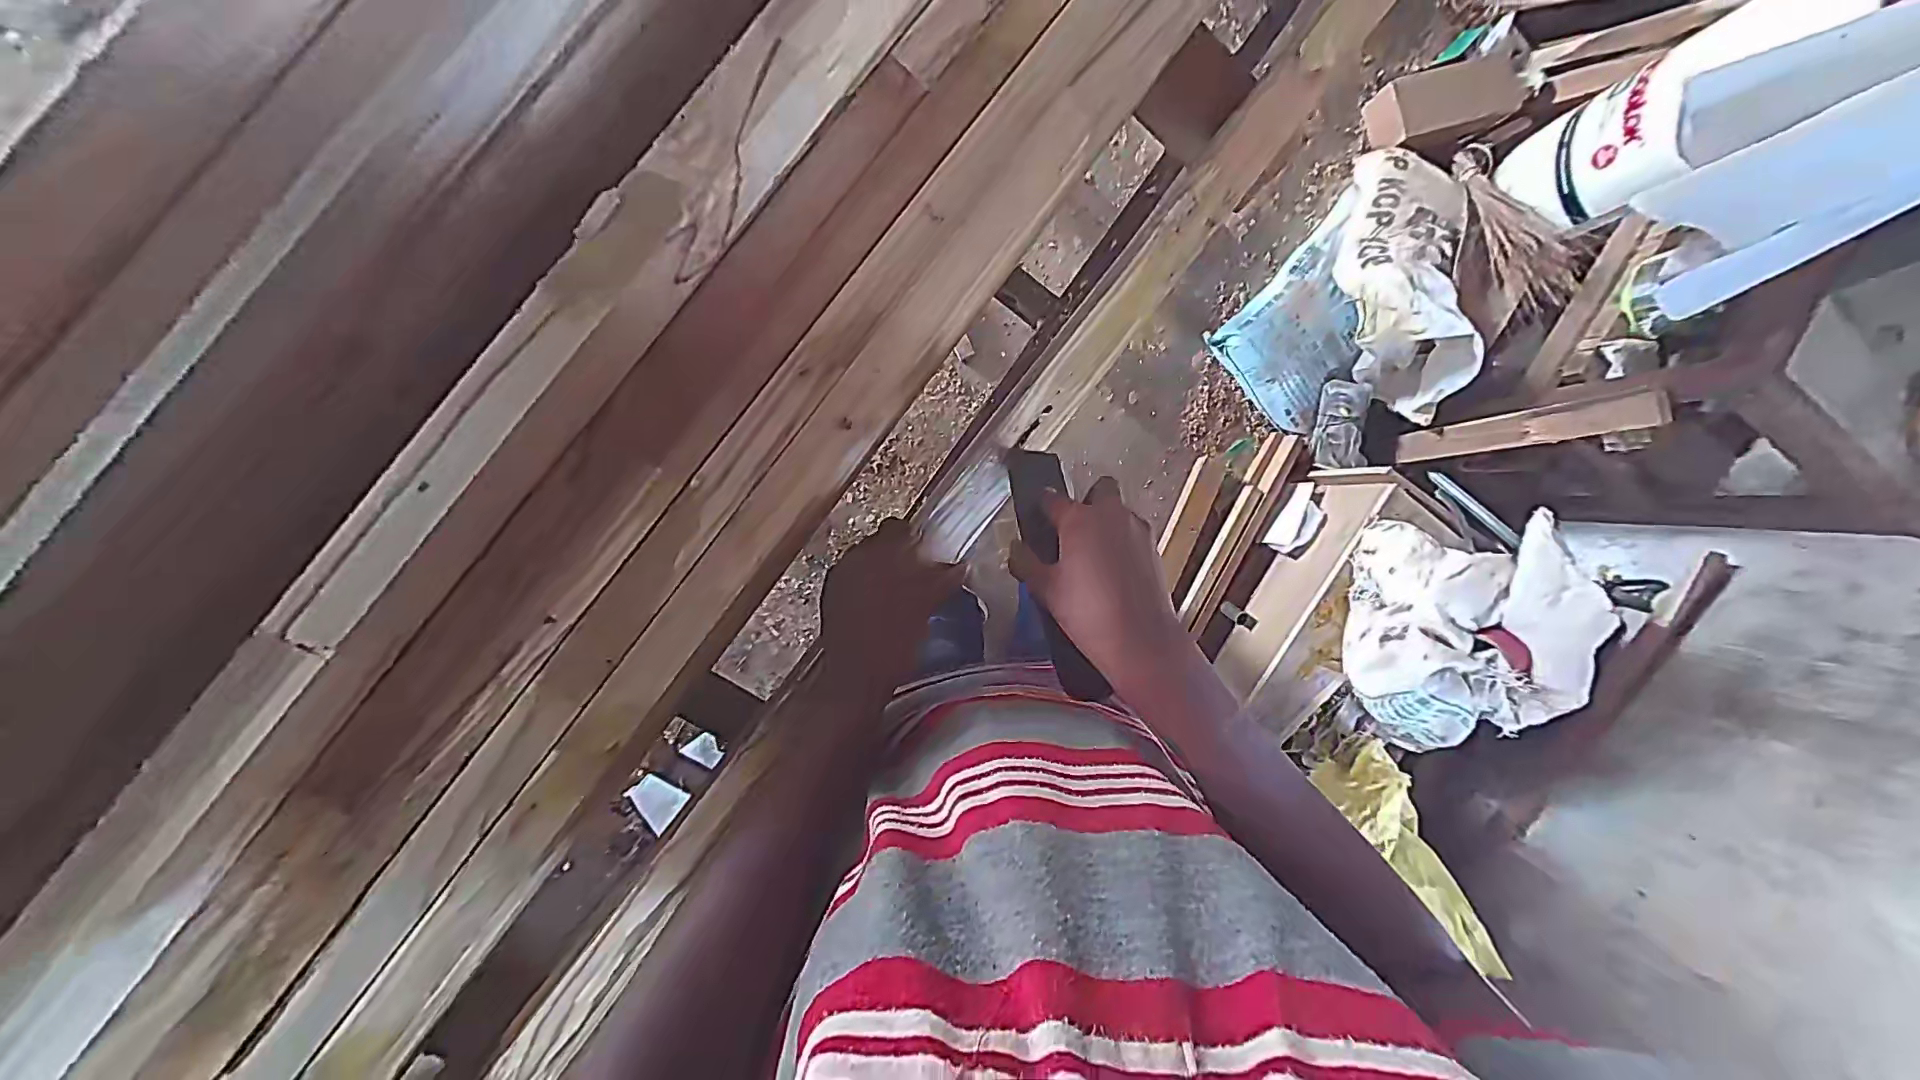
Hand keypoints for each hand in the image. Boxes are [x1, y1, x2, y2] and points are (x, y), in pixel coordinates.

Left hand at [819, 519, 964, 691]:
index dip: (915, 538)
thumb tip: (959, 566)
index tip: (928, 552)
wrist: (857, 677)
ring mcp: (838, 578)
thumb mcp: (925, 606)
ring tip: (901, 591)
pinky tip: (882, 605)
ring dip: (883, 570)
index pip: (897, 528)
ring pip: (866, 561)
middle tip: (919, 572)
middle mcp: (852, 559)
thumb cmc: (895, 643)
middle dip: (898, 553)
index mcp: (877, 554)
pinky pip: (854, 579)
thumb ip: (942, 580)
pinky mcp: (831, 597)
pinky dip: (868, 586)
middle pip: (879, 542)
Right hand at [1008, 476, 1190, 691]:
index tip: (1037, 516)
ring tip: (1090, 555)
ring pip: (1119, 511)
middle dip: (1085, 502)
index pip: (1052, 499)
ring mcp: (1136, 530)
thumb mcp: (1045, 589)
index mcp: (1079, 519)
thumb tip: (1017, 550)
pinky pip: (1133, 534)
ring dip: (1106, 523)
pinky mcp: (1153, 549)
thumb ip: (1026, 563)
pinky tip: (1111, 571)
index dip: (1042, 507)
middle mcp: (1111, 516)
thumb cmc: (1089, 613)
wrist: (1140, 639)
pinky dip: (1122, 543)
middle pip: (1098, 489)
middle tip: (1071, 530)